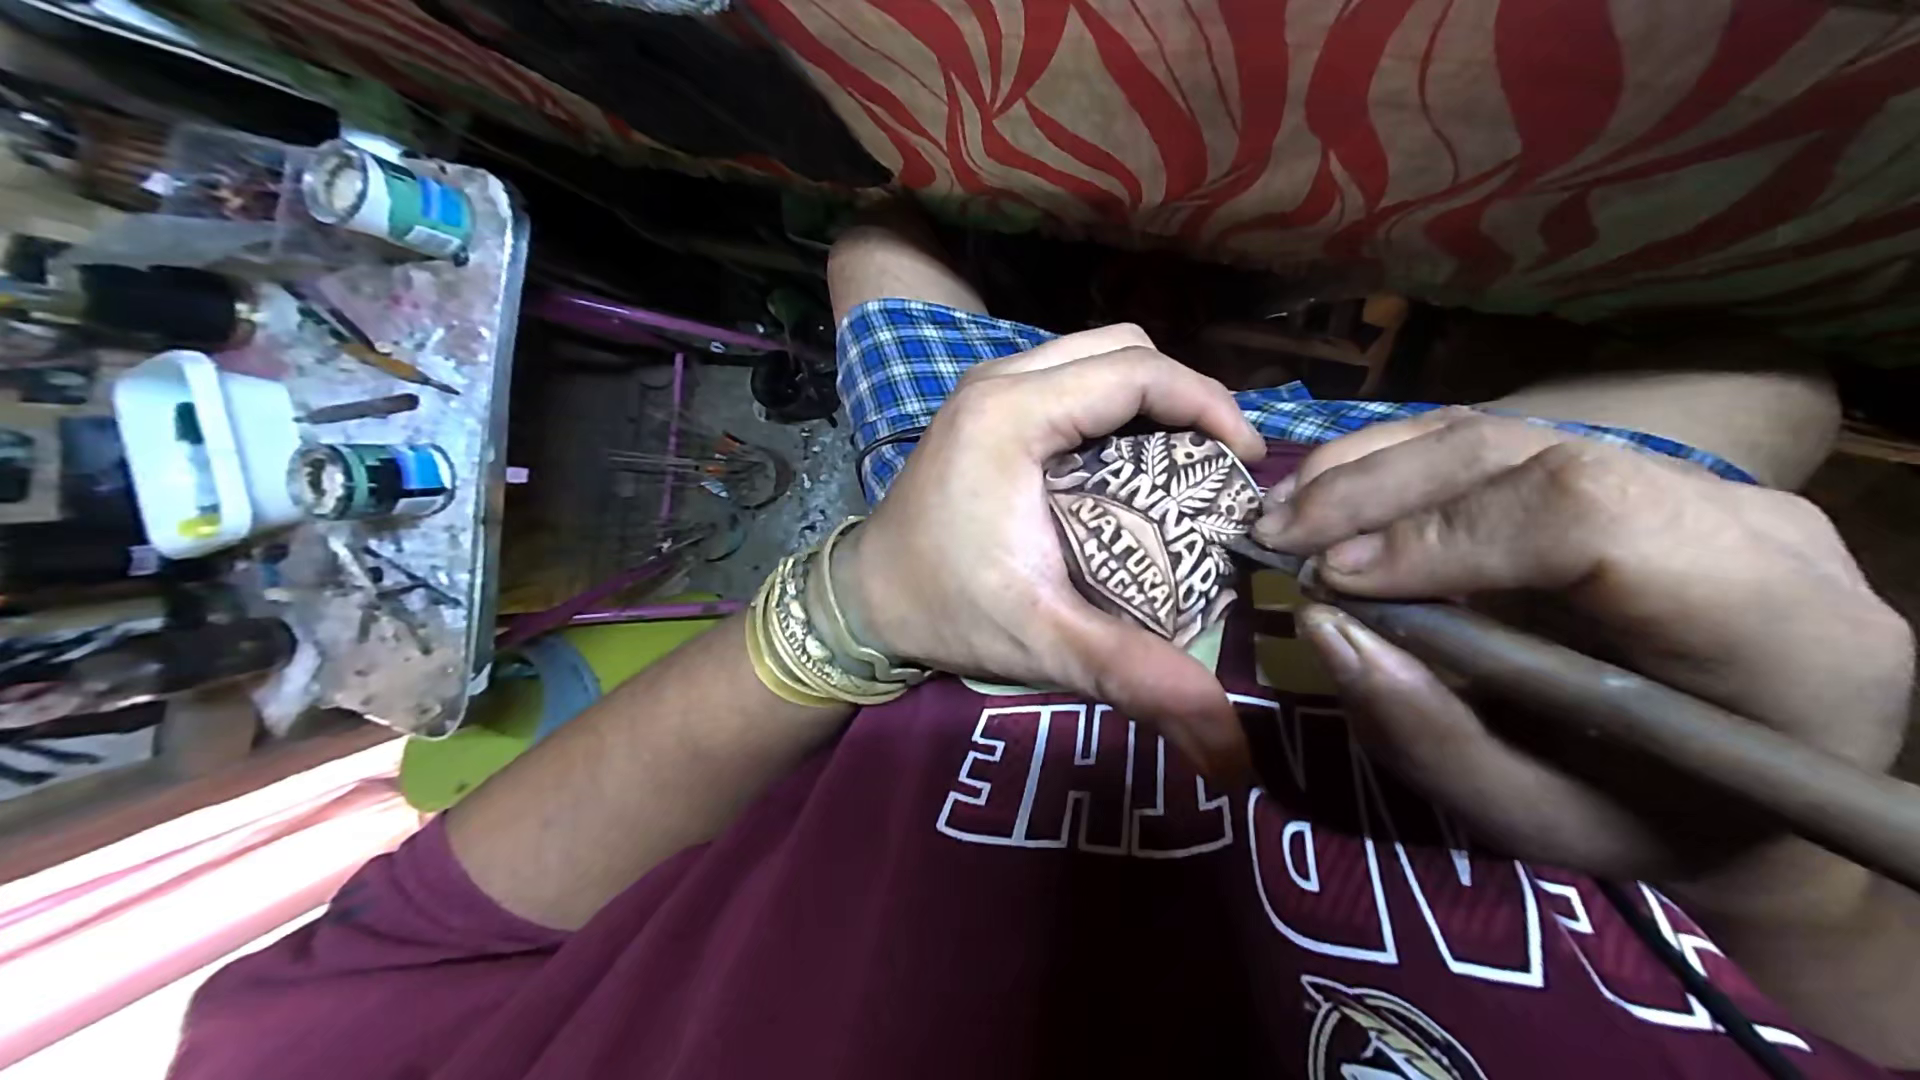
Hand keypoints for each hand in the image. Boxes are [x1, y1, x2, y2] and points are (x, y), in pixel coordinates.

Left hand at [837, 325, 1265, 778]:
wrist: (864, 597)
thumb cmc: (944, 610)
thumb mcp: (1039, 641)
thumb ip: (1129, 672)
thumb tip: (1228, 744)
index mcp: (1011, 417)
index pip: (1134, 372)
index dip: (1207, 402)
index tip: (1246, 458)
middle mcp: (999, 384)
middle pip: (1121, 349)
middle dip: (1184, 394)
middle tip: (1217, 460)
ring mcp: (987, 389)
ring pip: (1095, 357)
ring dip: (1149, 397)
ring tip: (1185, 457)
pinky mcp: (984, 408)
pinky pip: (1069, 381)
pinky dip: (1113, 406)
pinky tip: (1129, 459)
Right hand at [1254, 408, 1913, 920]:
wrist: (1740, 784)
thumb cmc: (1646, 818)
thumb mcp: (1535, 817)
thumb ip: (1429, 735)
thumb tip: (1319, 624)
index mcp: (1766, 622)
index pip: (1589, 515)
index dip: (1439, 534)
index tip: (1333, 581)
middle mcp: (1724, 518)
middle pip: (1512, 451)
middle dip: (1368, 493)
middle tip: (1274, 541)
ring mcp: (1661, 478)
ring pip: (1479, 432)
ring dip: (1356, 471)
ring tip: (1279, 519)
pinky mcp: (1595, 471)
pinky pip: (1469, 442)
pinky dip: (1375, 465)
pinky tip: (1318, 499)